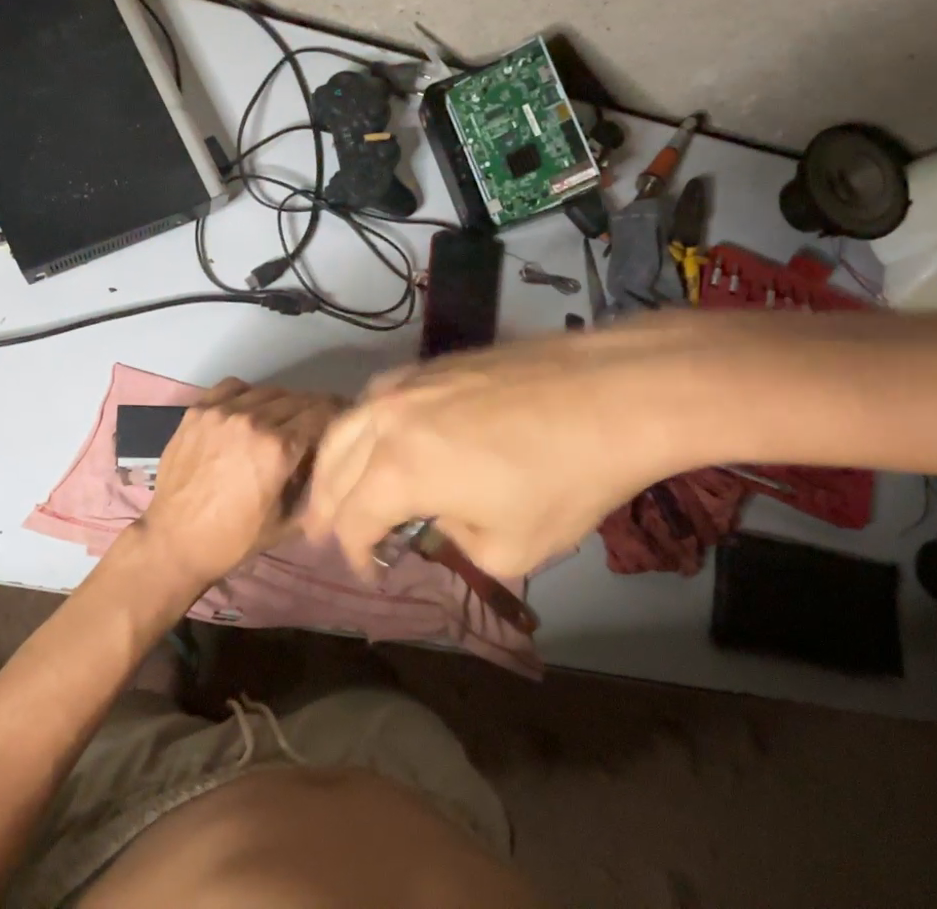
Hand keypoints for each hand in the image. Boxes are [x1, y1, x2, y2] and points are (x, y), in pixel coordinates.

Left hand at [136, 378, 343, 585]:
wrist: (176, 540)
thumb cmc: (236, 539)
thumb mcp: (290, 522)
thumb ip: (316, 486)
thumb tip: (331, 460)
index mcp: (278, 448)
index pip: (322, 414)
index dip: (339, 415)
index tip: (344, 421)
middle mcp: (252, 421)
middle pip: (298, 400)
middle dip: (315, 410)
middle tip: (320, 423)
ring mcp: (221, 412)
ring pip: (268, 391)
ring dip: (284, 403)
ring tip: (285, 420)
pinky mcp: (197, 411)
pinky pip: (232, 387)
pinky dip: (248, 395)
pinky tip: (250, 411)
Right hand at [301, 326, 700, 578]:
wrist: (614, 393)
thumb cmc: (565, 480)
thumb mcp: (511, 548)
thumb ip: (456, 542)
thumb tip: (440, 516)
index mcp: (397, 473)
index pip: (355, 521)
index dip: (358, 555)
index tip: (372, 573)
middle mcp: (386, 423)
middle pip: (335, 471)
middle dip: (328, 511)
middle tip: (323, 536)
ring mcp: (406, 385)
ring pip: (345, 427)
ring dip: (333, 465)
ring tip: (333, 489)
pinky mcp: (431, 364)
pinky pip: (374, 400)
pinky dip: (361, 428)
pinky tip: (373, 438)